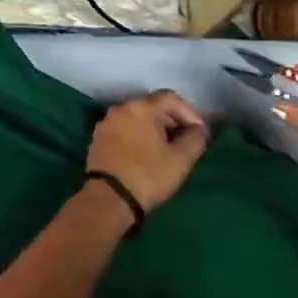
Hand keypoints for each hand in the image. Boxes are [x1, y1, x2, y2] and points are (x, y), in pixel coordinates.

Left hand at [86, 91, 210, 212]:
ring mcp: (106, 123)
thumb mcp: (181, 159)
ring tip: (166, 150)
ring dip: (154, 130)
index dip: (190, 113)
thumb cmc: (148, 175)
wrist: (109, 198)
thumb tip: (198, 129)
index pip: (171, 98)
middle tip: (184, 142)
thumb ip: (195, 138)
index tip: (199, 133)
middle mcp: (120, 109)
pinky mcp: (98, 138)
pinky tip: (145, 155)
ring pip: (137, 119)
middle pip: (153, 107)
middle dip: (172, 121)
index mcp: (140, 108)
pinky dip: (137, 136)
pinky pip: (123, 130)